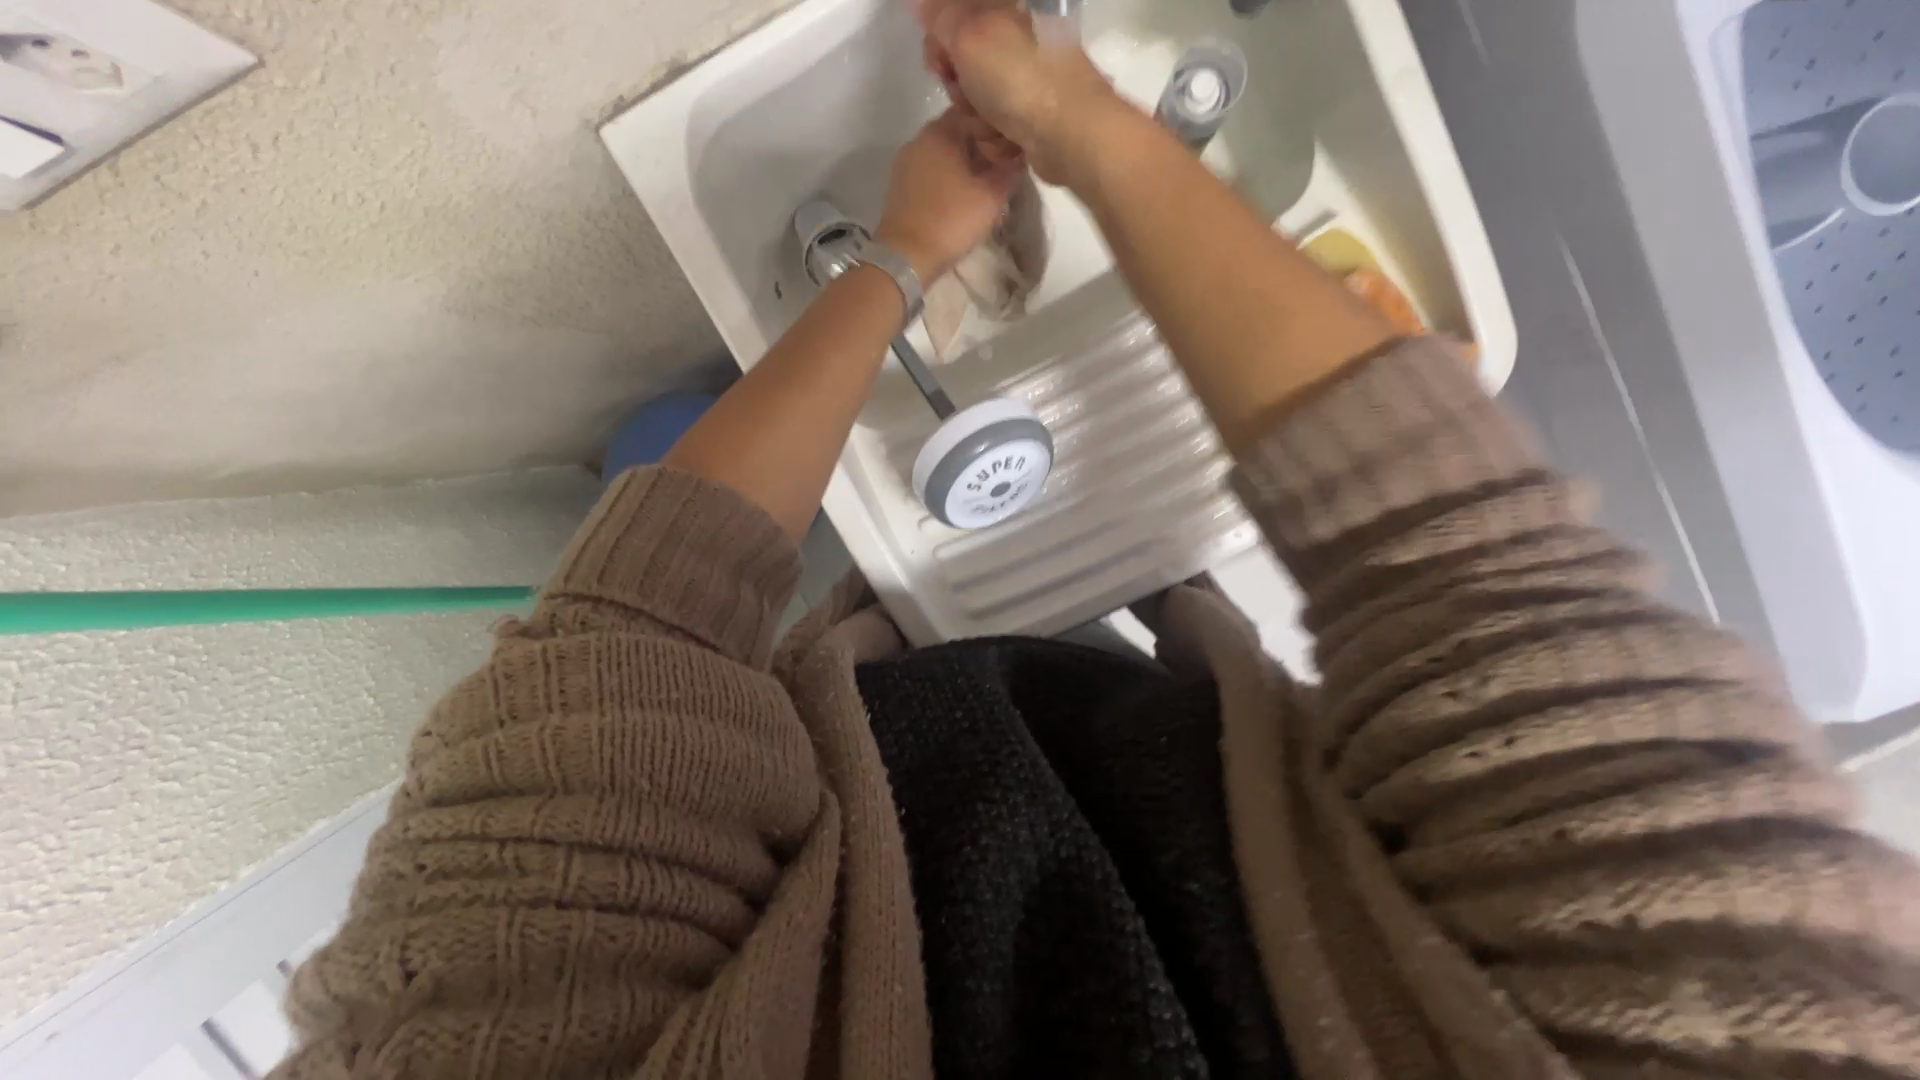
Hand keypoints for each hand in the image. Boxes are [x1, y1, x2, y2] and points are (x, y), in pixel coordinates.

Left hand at [876, 108, 1021, 281]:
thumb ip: (1010, 171)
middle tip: (1004, 167)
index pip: (974, 112)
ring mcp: (906, 164)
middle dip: (982, 147)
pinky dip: (950, 180)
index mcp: (940, 131)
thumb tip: (1021, 157)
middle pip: (958, 133)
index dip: (997, 126)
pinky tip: (964, 197)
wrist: (907, 256)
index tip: (1014, 144)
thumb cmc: (951, 219)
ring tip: (987, 185)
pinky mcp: (901, 188)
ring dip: (966, 166)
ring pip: (944, 155)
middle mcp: (919, 140)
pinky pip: (932, 174)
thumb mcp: (991, 195)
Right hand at [919, 1, 1124, 185]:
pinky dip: (998, 141)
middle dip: (961, 92)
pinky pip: (996, 132)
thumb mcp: (968, 35)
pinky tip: (1010, 142)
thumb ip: (939, 15)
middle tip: (971, 97)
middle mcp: (1017, 44)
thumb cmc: (1018, 78)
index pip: (953, 25)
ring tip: (996, 126)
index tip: (941, 65)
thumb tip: (918, 2)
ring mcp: (1026, 84)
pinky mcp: (1033, 120)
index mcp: (1005, 13)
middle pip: (963, 70)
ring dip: (978, 122)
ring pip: (977, 106)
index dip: (940, 48)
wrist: (1069, 134)